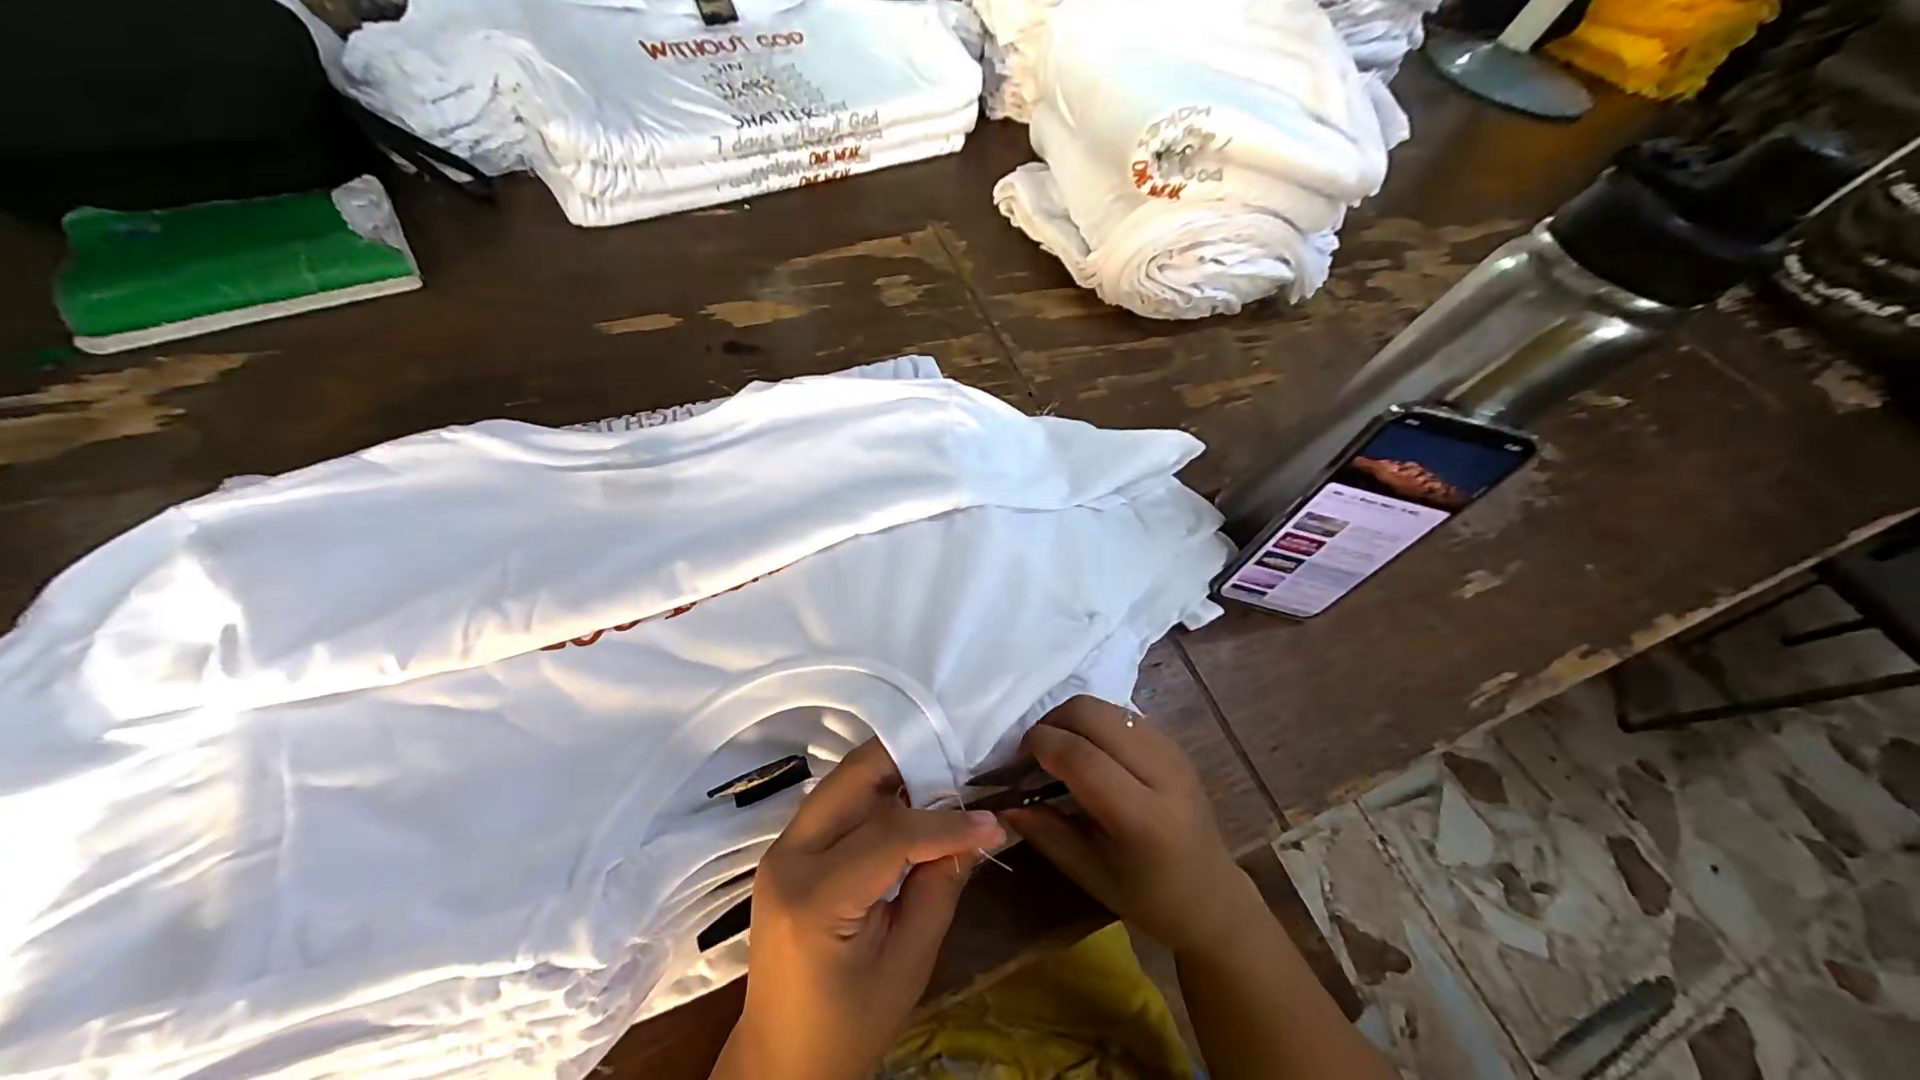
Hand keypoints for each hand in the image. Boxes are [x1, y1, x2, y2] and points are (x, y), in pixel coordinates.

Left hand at [711, 738, 1005, 1079]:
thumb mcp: (908, 964)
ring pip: (841, 782)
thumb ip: (940, 887)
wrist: (783, 1057)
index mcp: (814, 898)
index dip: (945, 823)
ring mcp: (780, 850)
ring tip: (941, 778)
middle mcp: (787, 858)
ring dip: (891, 772)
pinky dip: (875, 793)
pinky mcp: (786, 851)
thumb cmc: (849, 1024)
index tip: (992, 821)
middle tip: (959, 764)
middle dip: (909, 762)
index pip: (889, 834)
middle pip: (852, 780)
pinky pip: (835, 803)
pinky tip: (908, 801)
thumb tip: (977, 830)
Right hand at [1002, 696, 1259, 957]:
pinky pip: (1121, 713)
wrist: (1212, 894)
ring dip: (1071, 718)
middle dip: (1051, 722)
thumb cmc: (1148, 897)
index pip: (1082, 757)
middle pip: (1093, 715)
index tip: (1016, 760)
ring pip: (1106, 706)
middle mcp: (1163, 774)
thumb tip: (1001, 803)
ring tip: (1057, 749)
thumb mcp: (1089, 874)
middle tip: (1033, 752)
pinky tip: (1085, 750)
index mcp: (1144, 818)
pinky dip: (1092, 721)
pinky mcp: (1173, 742)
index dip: (1041, 746)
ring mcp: (1172, 751)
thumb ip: (1046, 833)